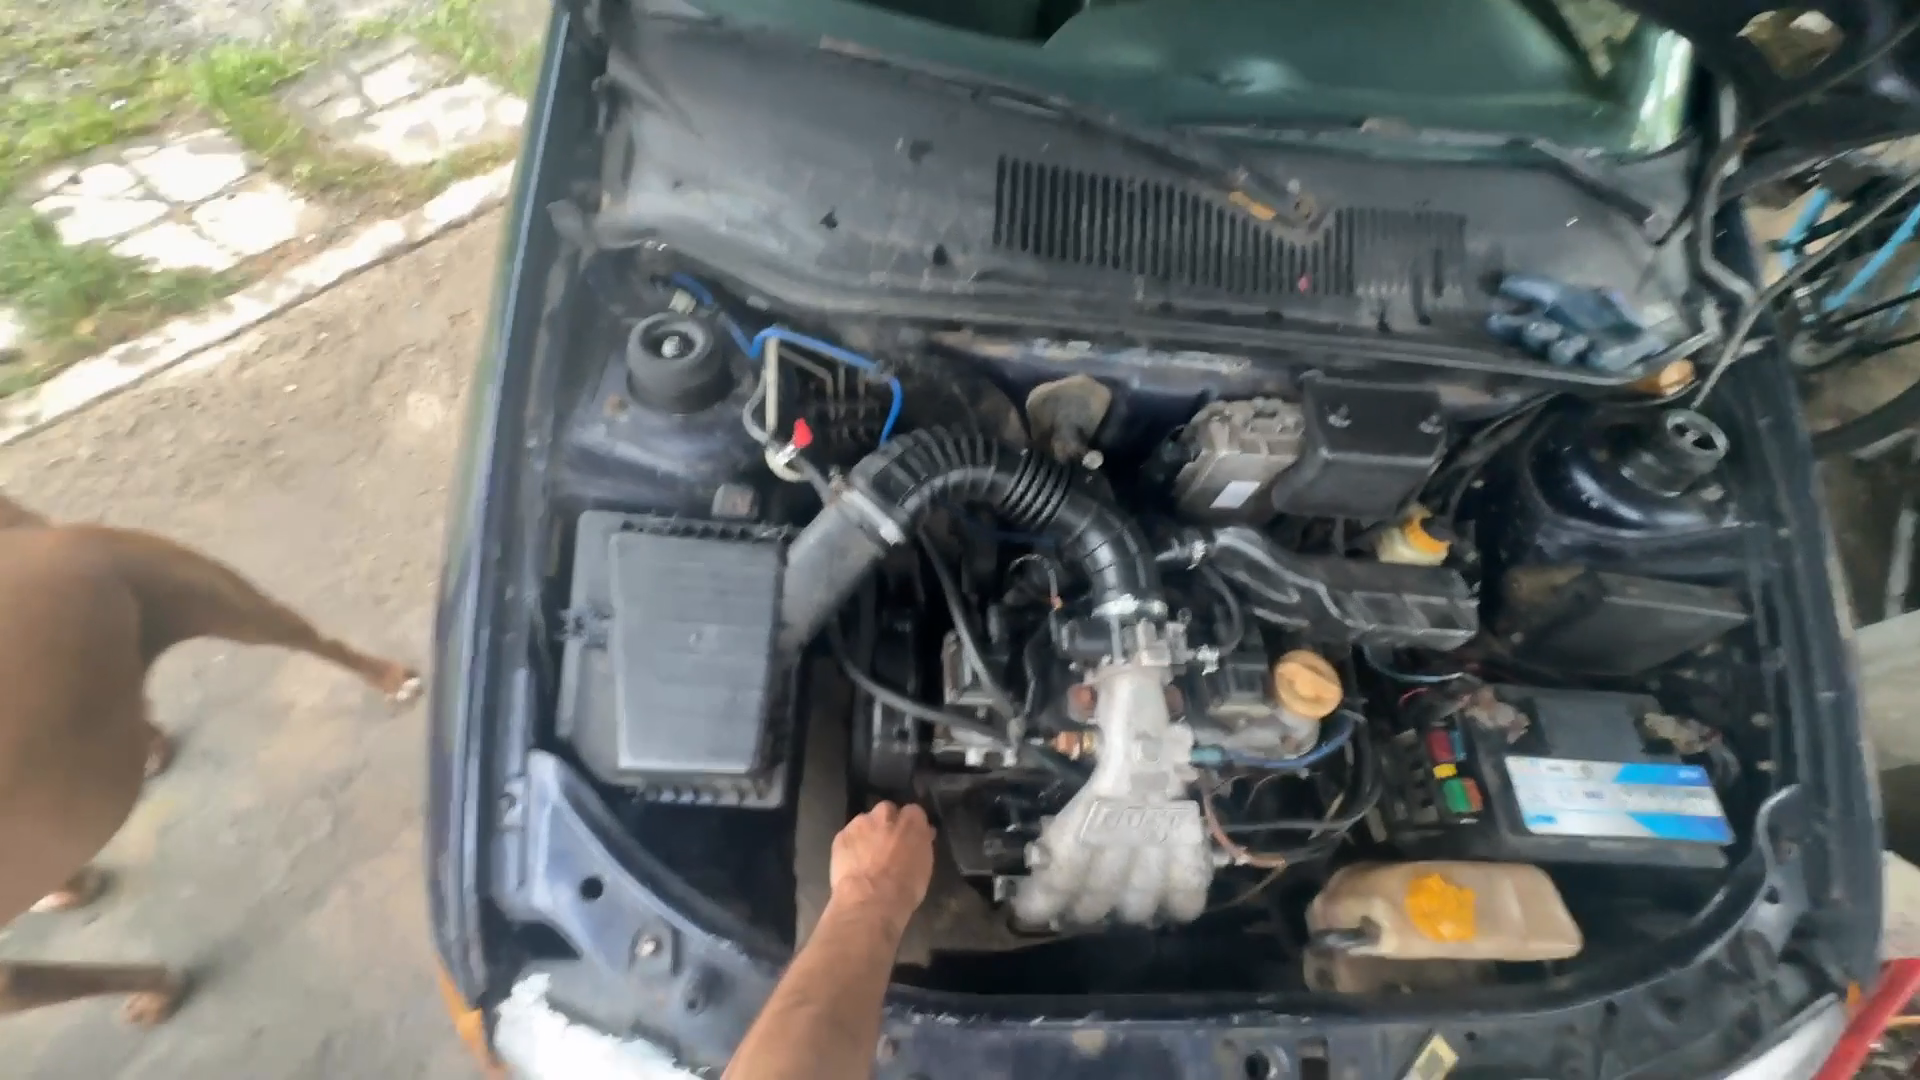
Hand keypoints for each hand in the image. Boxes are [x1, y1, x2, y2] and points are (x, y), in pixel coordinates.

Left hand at [828, 802, 934, 930]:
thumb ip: (921, 843)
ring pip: (865, 822)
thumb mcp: (925, 866)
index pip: (914, 812)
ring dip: (867, 834)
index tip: (909, 838)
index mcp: (911, 821)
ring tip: (865, 857)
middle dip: (887, 824)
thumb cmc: (905, 888)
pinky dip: (850, 847)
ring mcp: (860, 823)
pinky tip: (852, 864)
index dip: (910, 825)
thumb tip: (923, 834)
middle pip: (887, 811)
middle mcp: (886, 814)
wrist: (870, 901)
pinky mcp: (841, 836)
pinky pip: (848, 837)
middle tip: (886, 846)